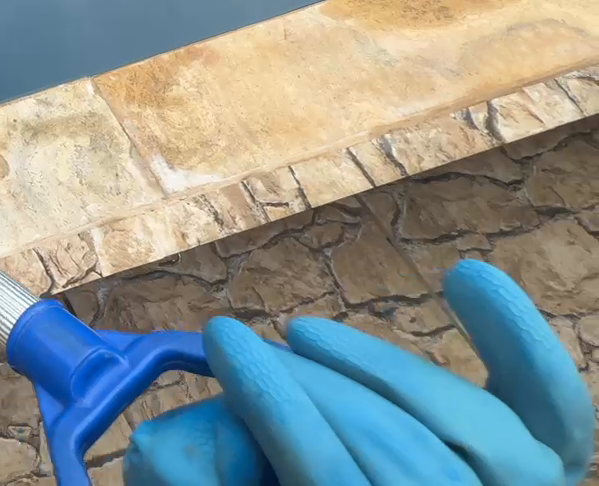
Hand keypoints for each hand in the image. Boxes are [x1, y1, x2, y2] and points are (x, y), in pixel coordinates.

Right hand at [125, 260, 593, 484]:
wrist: (296, 479)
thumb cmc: (235, 479)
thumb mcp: (191, 479)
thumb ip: (196, 461)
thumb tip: (232, 417)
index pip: (336, 481)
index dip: (279, 410)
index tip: (221, 335)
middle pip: (398, 450)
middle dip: (303, 379)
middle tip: (234, 342)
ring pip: (481, 432)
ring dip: (380, 366)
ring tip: (301, 334)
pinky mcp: (530, 470)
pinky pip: (552, 418)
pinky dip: (521, 349)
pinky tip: (467, 277)